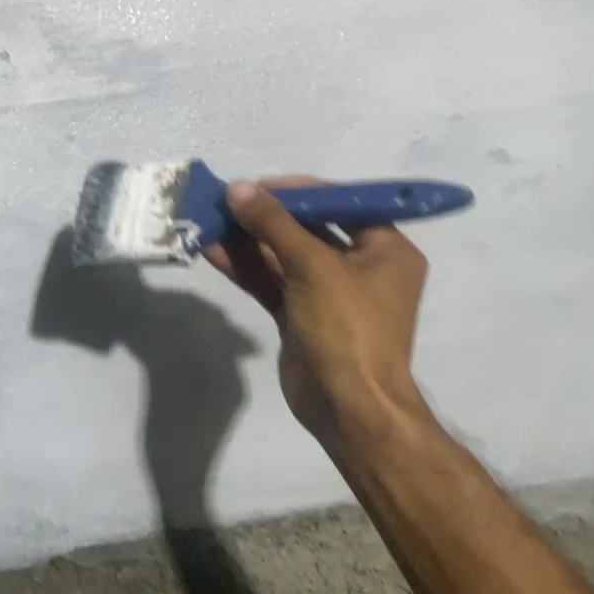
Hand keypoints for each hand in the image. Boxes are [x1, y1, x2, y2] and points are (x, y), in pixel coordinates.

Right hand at [202, 175, 430, 441]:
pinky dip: (244, 267)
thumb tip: (238, 187)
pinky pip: (271, 281)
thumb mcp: (313, 267)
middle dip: (264, 217)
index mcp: (385, 249)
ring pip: (282, 256)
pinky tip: (213, 251)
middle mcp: (360, 266)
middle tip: (224, 203)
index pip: (341, 203)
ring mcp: (328, 293)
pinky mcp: (300, 315)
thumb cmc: (348, 328)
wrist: (348, 406)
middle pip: (307, 229)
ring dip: (247, 241)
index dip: (297, 192)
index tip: (254, 187)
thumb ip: (273, 224)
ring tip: (209, 222)